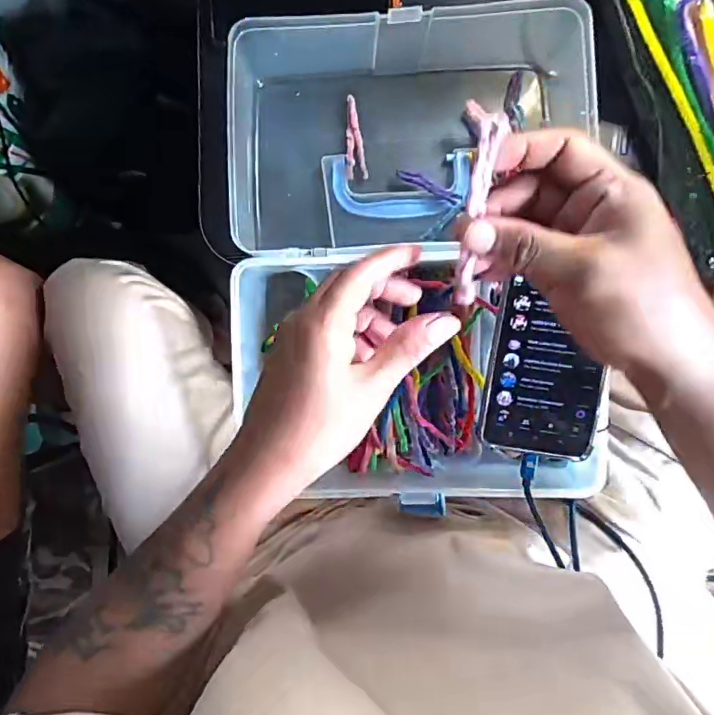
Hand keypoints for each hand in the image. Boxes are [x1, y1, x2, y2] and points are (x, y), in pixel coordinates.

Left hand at [237, 245, 463, 491]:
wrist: (267, 459)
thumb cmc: (322, 427)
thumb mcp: (372, 387)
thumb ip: (407, 348)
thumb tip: (446, 321)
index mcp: (323, 320)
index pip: (361, 272)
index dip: (392, 258)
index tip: (420, 254)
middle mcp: (303, 318)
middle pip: (347, 284)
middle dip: (384, 287)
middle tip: (416, 300)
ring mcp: (292, 333)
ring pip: (336, 307)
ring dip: (369, 314)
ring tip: (396, 340)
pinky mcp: (289, 349)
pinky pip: (324, 325)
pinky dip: (351, 331)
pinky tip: (368, 357)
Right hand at [456, 128, 713, 393]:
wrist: (670, 364)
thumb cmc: (643, 306)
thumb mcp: (582, 269)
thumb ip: (523, 246)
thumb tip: (469, 231)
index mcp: (611, 190)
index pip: (561, 149)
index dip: (521, 150)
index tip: (480, 168)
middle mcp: (590, 207)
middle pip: (532, 186)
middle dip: (497, 205)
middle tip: (466, 230)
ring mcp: (573, 239)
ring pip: (521, 222)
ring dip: (492, 236)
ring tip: (467, 257)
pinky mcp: (560, 268)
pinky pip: (521, 253)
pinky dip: (499, 260)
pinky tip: (479, 273)